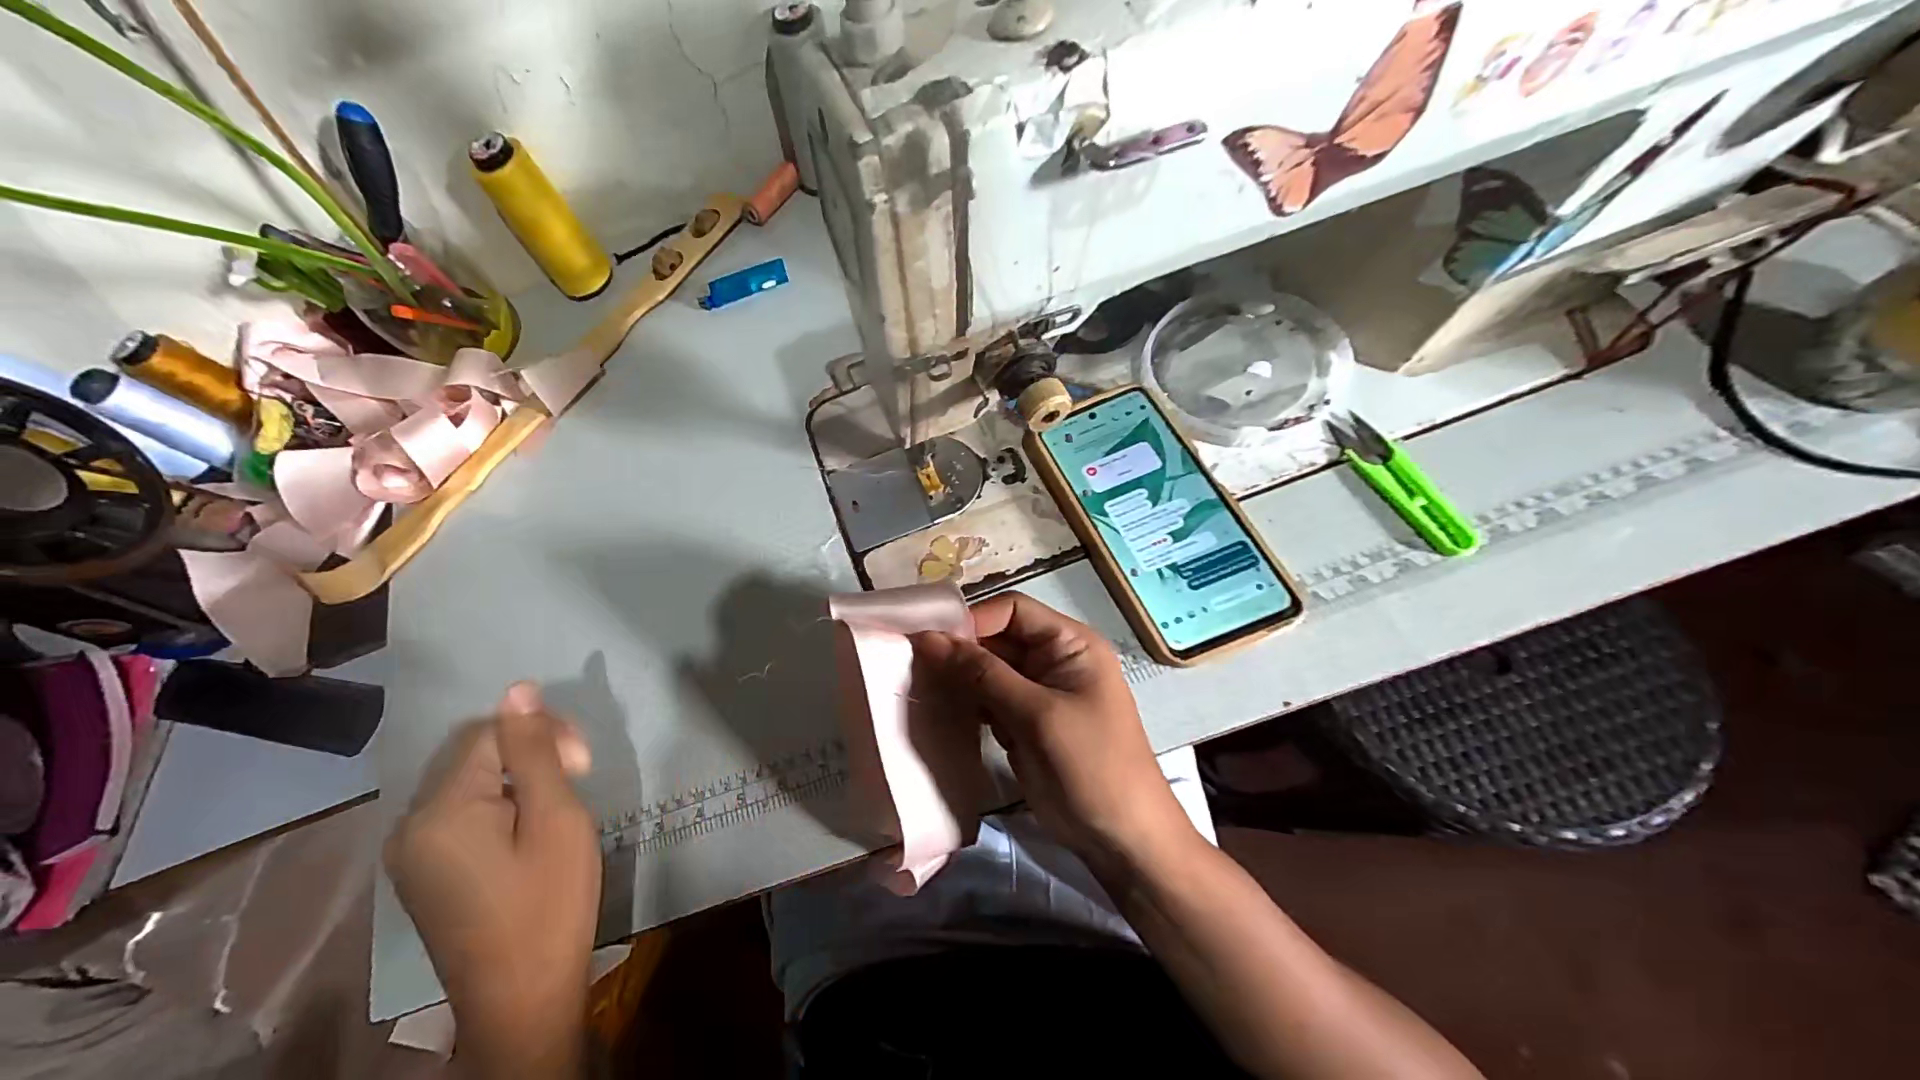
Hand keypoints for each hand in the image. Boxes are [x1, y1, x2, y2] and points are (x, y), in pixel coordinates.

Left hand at [384, 682, 599, 1076]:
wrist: (521, 995)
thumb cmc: (550, 902)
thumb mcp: (556, 818)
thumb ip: (536, 750)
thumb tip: (518, 688)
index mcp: (441, 810)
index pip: (489, 732)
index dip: (542, 733)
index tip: (582, 765)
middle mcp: (410, 823)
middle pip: (473, 753)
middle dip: (529, 752)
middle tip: (576, 780)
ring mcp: (410, 852)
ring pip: (468, 782)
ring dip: (517, 778)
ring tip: (555, 808)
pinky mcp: (421, 872)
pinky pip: (458, 812)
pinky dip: (498, 805)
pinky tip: (526, 831)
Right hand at [912, 593, 1194, 868]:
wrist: (1121, 837)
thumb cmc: (1090, 765)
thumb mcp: (1036, 715)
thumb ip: (982, 674)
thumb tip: (929, 638)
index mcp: (1069, 643)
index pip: (1012, 610)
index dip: (971, 621)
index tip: (928, 642)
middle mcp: (1053, 659)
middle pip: (996, 638)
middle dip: (959, 650)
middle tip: (912, 665)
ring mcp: (1038, 692)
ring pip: (987, 670)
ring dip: (958, 678)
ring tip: (919, 687)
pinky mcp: (1025, 722)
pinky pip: (988, 700)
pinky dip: (966, 704)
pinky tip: (940, 710)